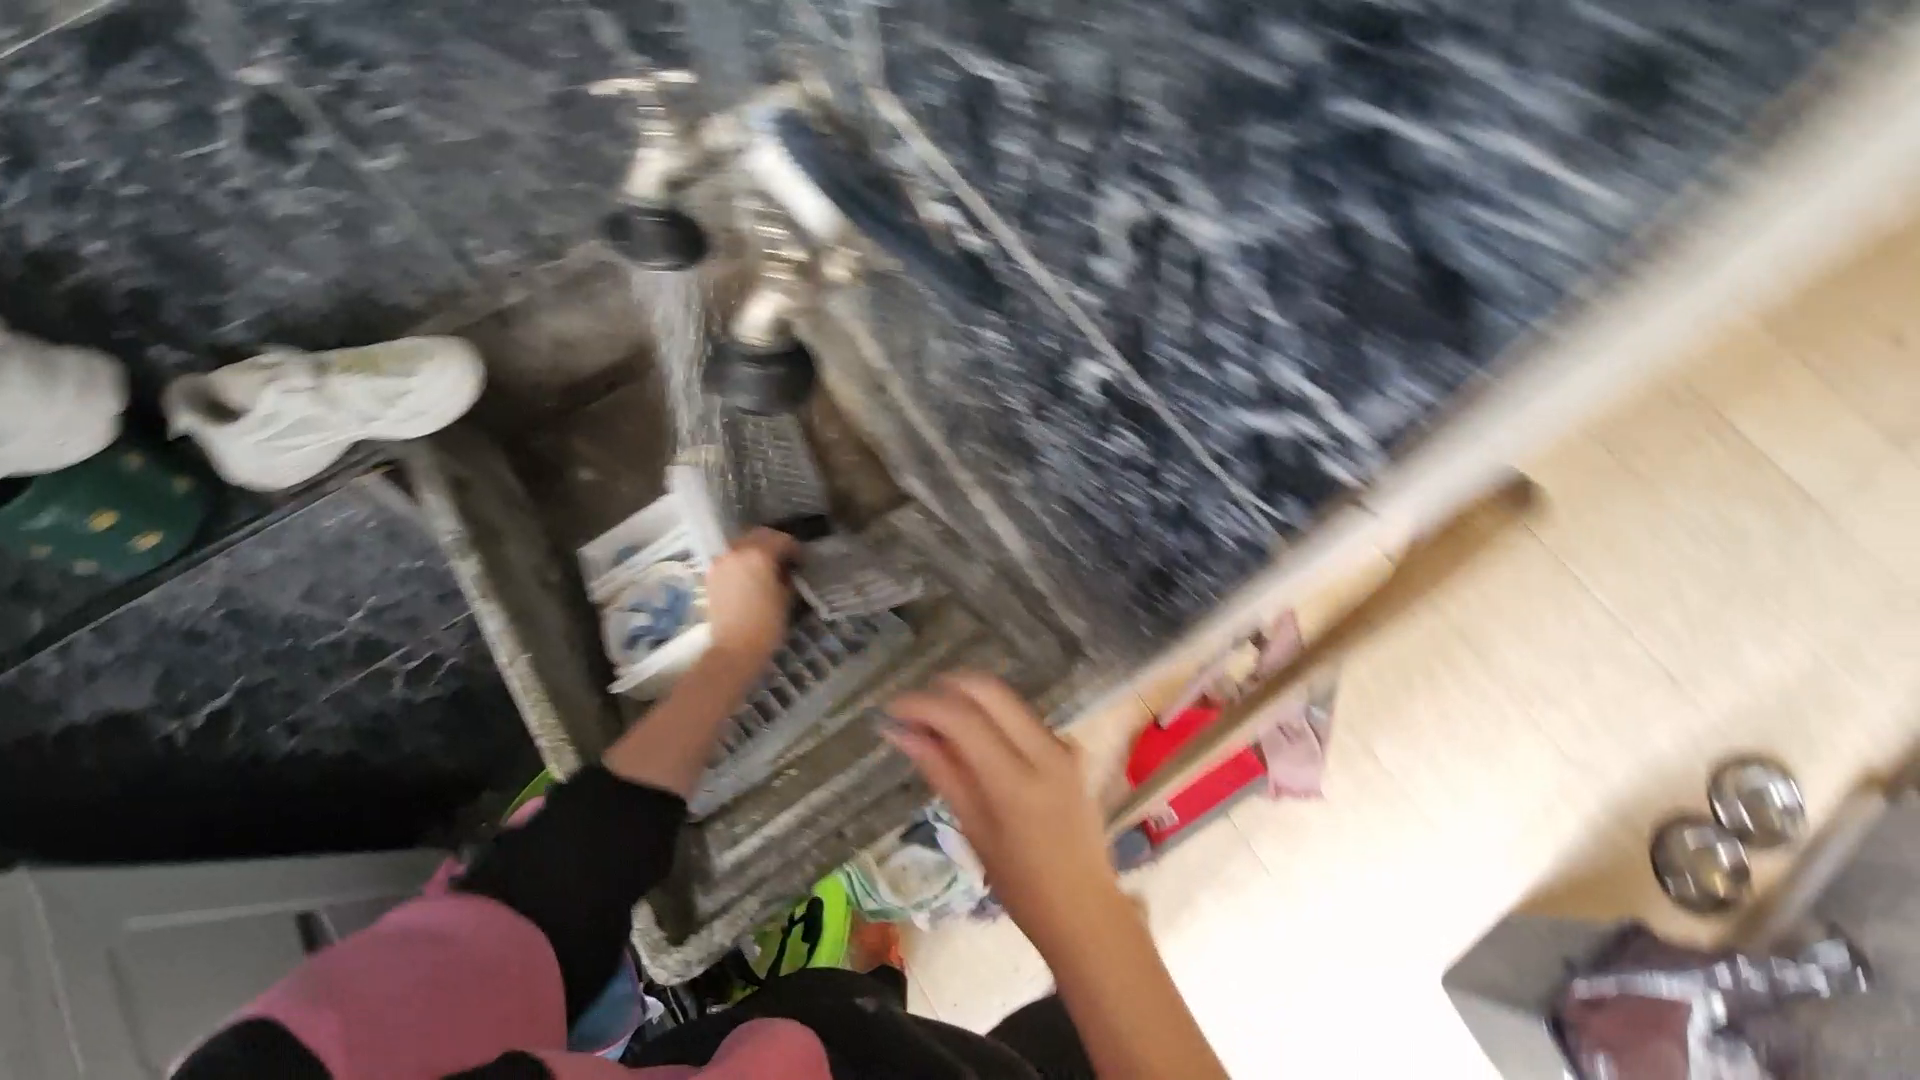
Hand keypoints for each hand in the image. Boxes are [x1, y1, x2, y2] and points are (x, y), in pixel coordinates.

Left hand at [705, 528, 797, 660]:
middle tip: (786, 559)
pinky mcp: (712, 575)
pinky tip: (751, 576)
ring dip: (757, 550)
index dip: (795, 549)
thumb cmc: (767, 625)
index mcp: (759, 554)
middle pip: (759, 535)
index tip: (801, 561)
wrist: (734, 649)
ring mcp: (721, 562)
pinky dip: (742, 561)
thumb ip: (787, 576)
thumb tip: (786, 569)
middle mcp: (737, 551)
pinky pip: (731, 558)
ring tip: (768, 568)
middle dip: (774, 543)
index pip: (781, 540)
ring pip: (742, 545)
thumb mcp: (787, 597)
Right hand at [883, 672, 1125, 954]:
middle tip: (914, 710)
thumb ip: (941, 771)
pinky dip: (992, 720)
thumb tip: (900, 732)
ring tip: (935, 728)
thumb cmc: (1022, 886)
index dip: (922, 705)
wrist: (1086, 908)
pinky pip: (1023, 719)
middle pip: (989, 691)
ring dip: (969, 703)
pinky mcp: (1072, 751)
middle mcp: (1046, 751)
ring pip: (1007, 701)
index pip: (963, 718)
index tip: (892, 709)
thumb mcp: (974, 830)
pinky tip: (971, 743)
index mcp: (1017, 781)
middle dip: (946, 689)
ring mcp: (1064, 747)